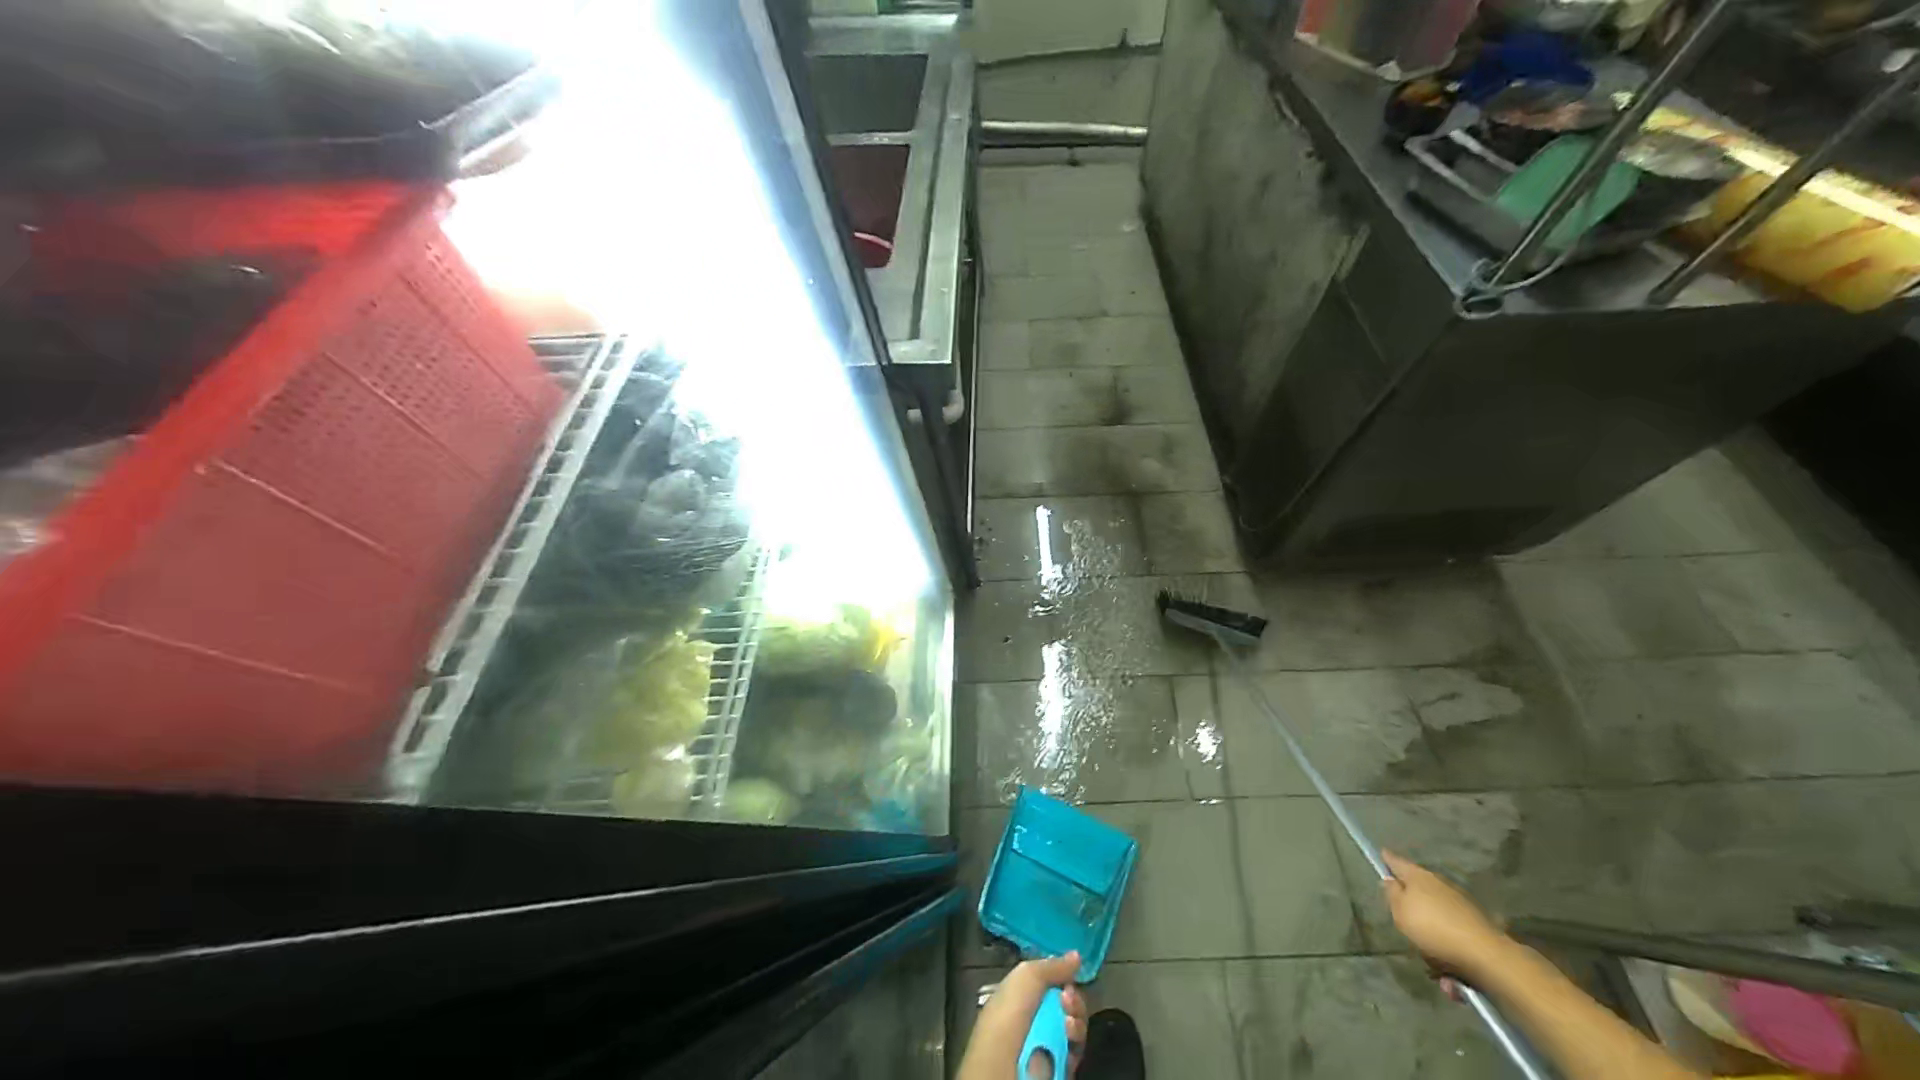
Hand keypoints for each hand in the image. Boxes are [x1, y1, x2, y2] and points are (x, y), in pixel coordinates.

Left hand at [957, 953, 1086, 1079]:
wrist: (1003, 1065)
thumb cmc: (1009, 1015)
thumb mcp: (1026, 977)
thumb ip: (1052, 966)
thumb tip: (1077, 956)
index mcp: (1020, 996)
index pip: (1050, 983)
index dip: (1063, 979)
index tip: (1068, 979)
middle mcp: (1035, 1019)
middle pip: (1067, 1004)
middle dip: (1073, 1000)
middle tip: (1067, 1000)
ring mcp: (1047, 1044)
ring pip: (1075, 1027)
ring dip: (1076, 1021)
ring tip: (1067, 1023)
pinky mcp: (1059, 1067)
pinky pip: (1076, 1051)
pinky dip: (1075, 1043)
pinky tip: (1068, 1038)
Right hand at [1381, 850, 1513, 979]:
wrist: (1487, 957)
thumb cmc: (1434, 929)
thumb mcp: (1400, 911)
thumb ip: (1391, 894)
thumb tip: (1391, 881)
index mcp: (1420, 877)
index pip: (1398, 862)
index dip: (1388, 859)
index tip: (1382, 855)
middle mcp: (1441, 886)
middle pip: (1419, 891)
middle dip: (1412, 908)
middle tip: (1405, 926)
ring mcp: (1462, 906)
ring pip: (1437, 919)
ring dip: (1432, 939)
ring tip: (1432, 965)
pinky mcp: (1478, 928)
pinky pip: (1454, 937)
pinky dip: (1450, 953)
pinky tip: (1449, 975)